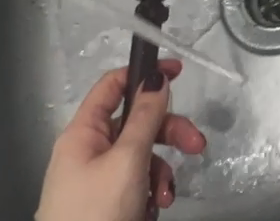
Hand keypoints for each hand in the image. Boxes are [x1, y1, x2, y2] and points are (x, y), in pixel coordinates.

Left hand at [37, 60, 206, 220]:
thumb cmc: (97, 212)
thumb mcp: (127, 160)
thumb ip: (145, 116)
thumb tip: (156, 77)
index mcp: (83, 133)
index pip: (112, 85)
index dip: (144, 73)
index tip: (178, 71)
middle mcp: (88, 152)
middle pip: (136, 123)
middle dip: (169, 134)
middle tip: (196, 146)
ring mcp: (96, 180)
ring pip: (140, 156)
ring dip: (161, 171)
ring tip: (166, 196)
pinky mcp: (106, 205)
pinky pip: (136, 184)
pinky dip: (150, 192)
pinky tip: (154, 210)